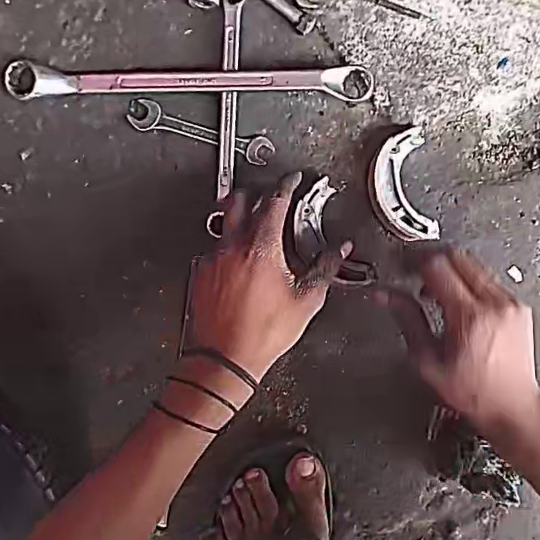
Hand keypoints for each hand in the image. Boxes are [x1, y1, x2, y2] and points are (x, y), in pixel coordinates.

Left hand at [186, 172, 349, 379]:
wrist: (223, 359)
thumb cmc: (261, 334)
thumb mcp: (306, 300)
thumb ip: (325, 268)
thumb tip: (338, 251)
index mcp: (261, 247)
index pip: (274, 200)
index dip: (286, 184)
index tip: (292, 180)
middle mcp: (232, 246)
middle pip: (240, 200)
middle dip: (258, 192)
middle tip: (272, 195)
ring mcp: (212, 258)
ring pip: (224, 221)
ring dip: (240, 215)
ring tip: (255, 224)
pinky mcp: (201, 273)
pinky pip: (215, 246)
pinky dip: (229, 243)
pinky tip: (240, 258)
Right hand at [381, 250, 539, 441]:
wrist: (512, 406)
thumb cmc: (473, 392)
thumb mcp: (429, 361)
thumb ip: (408, 320)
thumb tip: (387, 296)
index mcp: (469, 316)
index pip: (438, 266)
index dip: (414, 262)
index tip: (403, 268)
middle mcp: (494, 303)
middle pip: (458, 257)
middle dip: (432, 261)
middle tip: (416, 275)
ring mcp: (510, 303)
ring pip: (475, 265)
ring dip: (451, 272)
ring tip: (436, 294)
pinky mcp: (518, 306)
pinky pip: (490, 280)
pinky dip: (470, 283)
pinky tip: (460, 304)